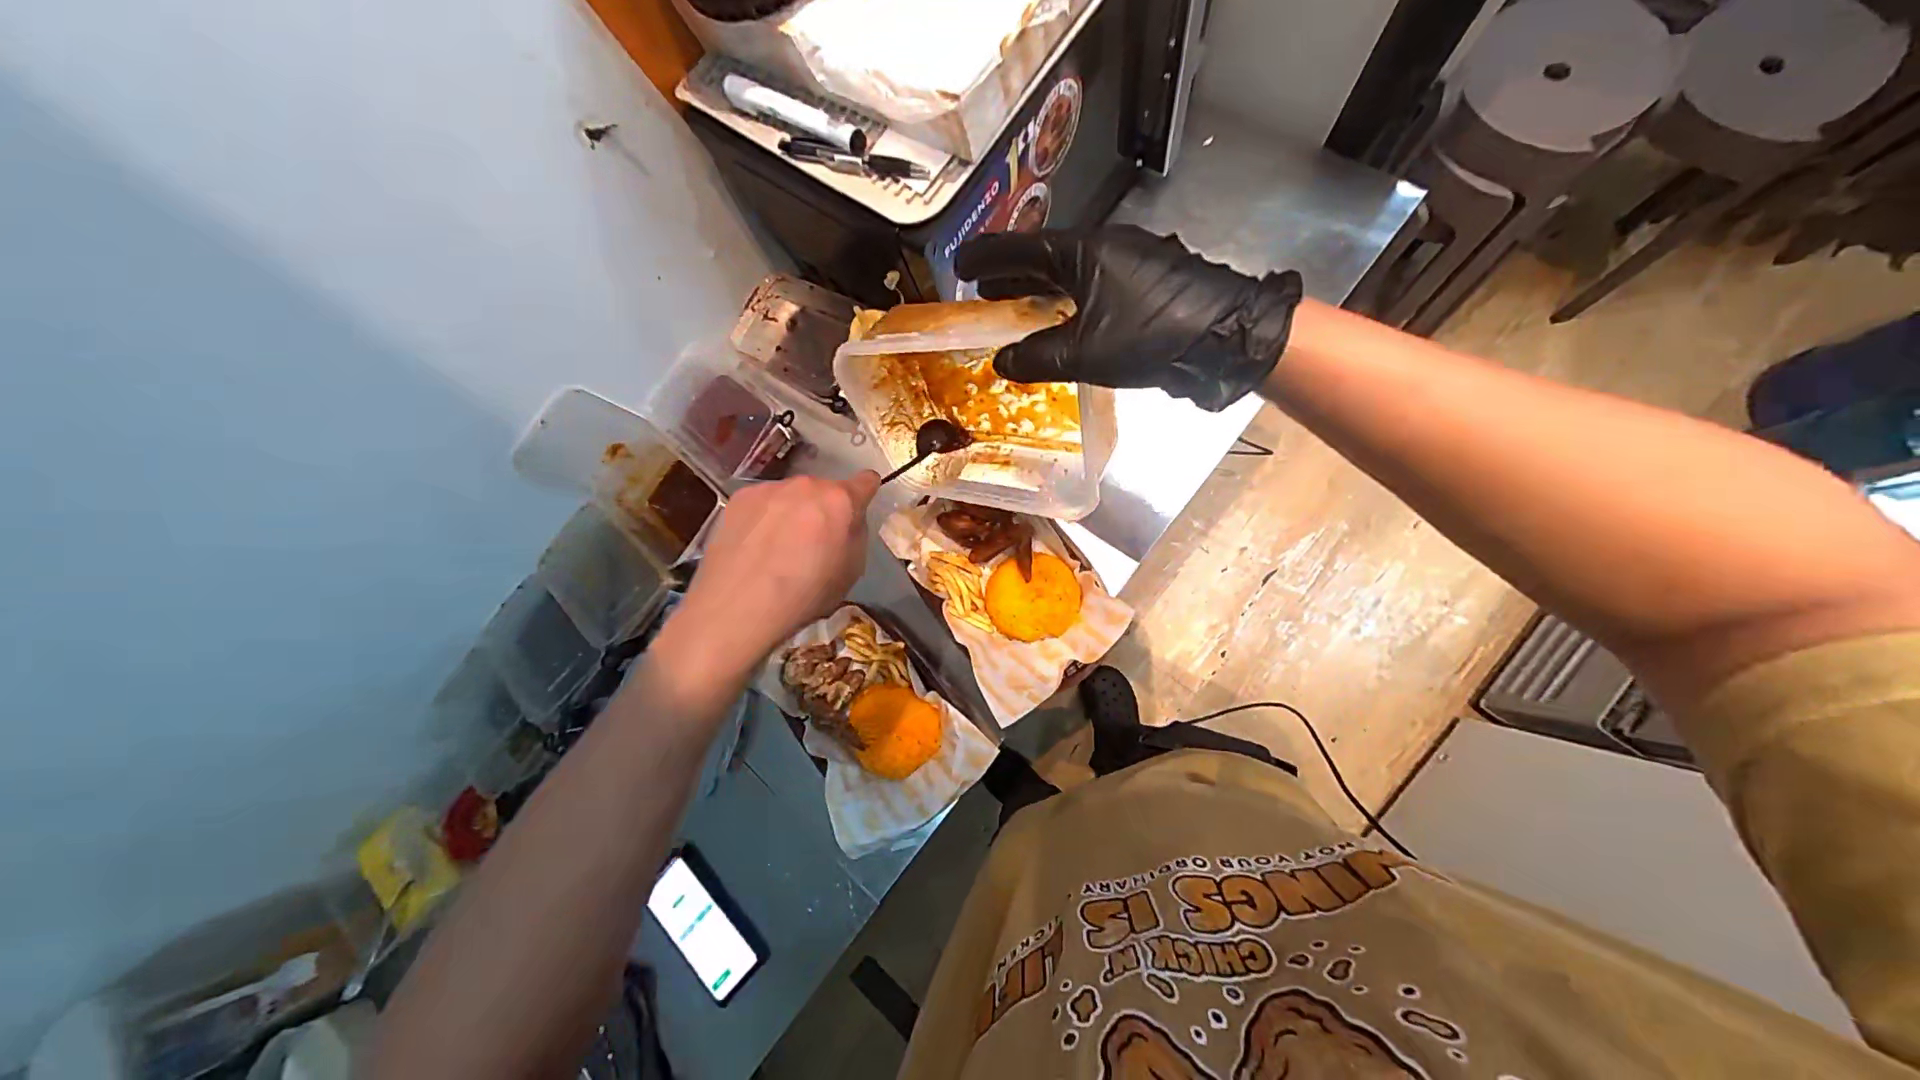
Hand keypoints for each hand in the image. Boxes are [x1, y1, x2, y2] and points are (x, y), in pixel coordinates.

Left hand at [668, 472, 881, 674]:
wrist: (738, 606)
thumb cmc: (805, 595)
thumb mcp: (851, 572)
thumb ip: (855, 535)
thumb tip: (848, 521)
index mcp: (840, 501)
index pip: (865, 481)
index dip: (865, 494)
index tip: (857, 511)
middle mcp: (806, 485)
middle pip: (824, 490)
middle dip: (823, 510)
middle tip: (813, 542)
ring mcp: (770, 488)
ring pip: (791, 496)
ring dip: (793, 512)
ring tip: (777, 547)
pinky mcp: (740, 498)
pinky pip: (763, 503)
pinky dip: (764, 518)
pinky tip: (754, 546)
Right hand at [953, 225, 1302, 410]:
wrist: (1227, 336)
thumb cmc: (1152, 334)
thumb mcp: (1086, 351)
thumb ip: (1039, 357)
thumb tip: (1003, 361)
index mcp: (1084, 252)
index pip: (1022, 249)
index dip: (987, 258)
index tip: (960, 265)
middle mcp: (1104, 249)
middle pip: (1045, 259)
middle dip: (1011, 276)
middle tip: (983, 291)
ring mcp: (1128, 265)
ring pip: (1070, 275)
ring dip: (1040, 290)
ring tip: (1013, 305)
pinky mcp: (1145, 286)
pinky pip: (1092, 288)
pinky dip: (1068, 303)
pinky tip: (1062, 322)